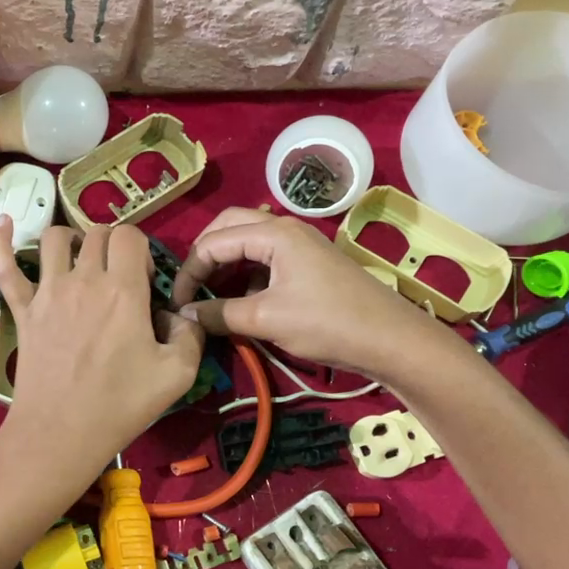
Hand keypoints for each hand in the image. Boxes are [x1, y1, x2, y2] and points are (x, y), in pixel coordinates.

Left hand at [0, 223, 203, 485]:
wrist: (61, 432)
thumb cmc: (120, 404)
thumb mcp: (177, 374)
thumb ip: (190, 334)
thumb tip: (180, 314)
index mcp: (123, 290)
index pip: (130, 236)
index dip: (140, 249)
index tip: (144, 278)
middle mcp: (83, 279)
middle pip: (96, 233)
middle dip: (111, 245)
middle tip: (118, 275)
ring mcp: (47, 291)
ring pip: (54, 238)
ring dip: (70, 240)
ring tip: (79, 260)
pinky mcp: (21, 309)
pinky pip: (4, 266)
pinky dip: (0, 241)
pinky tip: (2, 223)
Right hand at [170, 207, 460, 380]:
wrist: (391, 340)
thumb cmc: (328, 323)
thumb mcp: (265, 319)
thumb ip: (219, 313)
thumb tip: (185, 313)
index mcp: (273, 233)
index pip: (213, 241)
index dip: (189, 271)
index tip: (176, 303)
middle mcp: (284, 229)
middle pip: (228, 228)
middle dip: (204, 255)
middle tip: (189, 288)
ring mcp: (299, 245)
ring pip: (247, 242)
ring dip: (224, 264)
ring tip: (209, 296)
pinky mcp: (308, 264)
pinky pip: (265, 258)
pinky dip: (245, 274)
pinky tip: (240, 301)